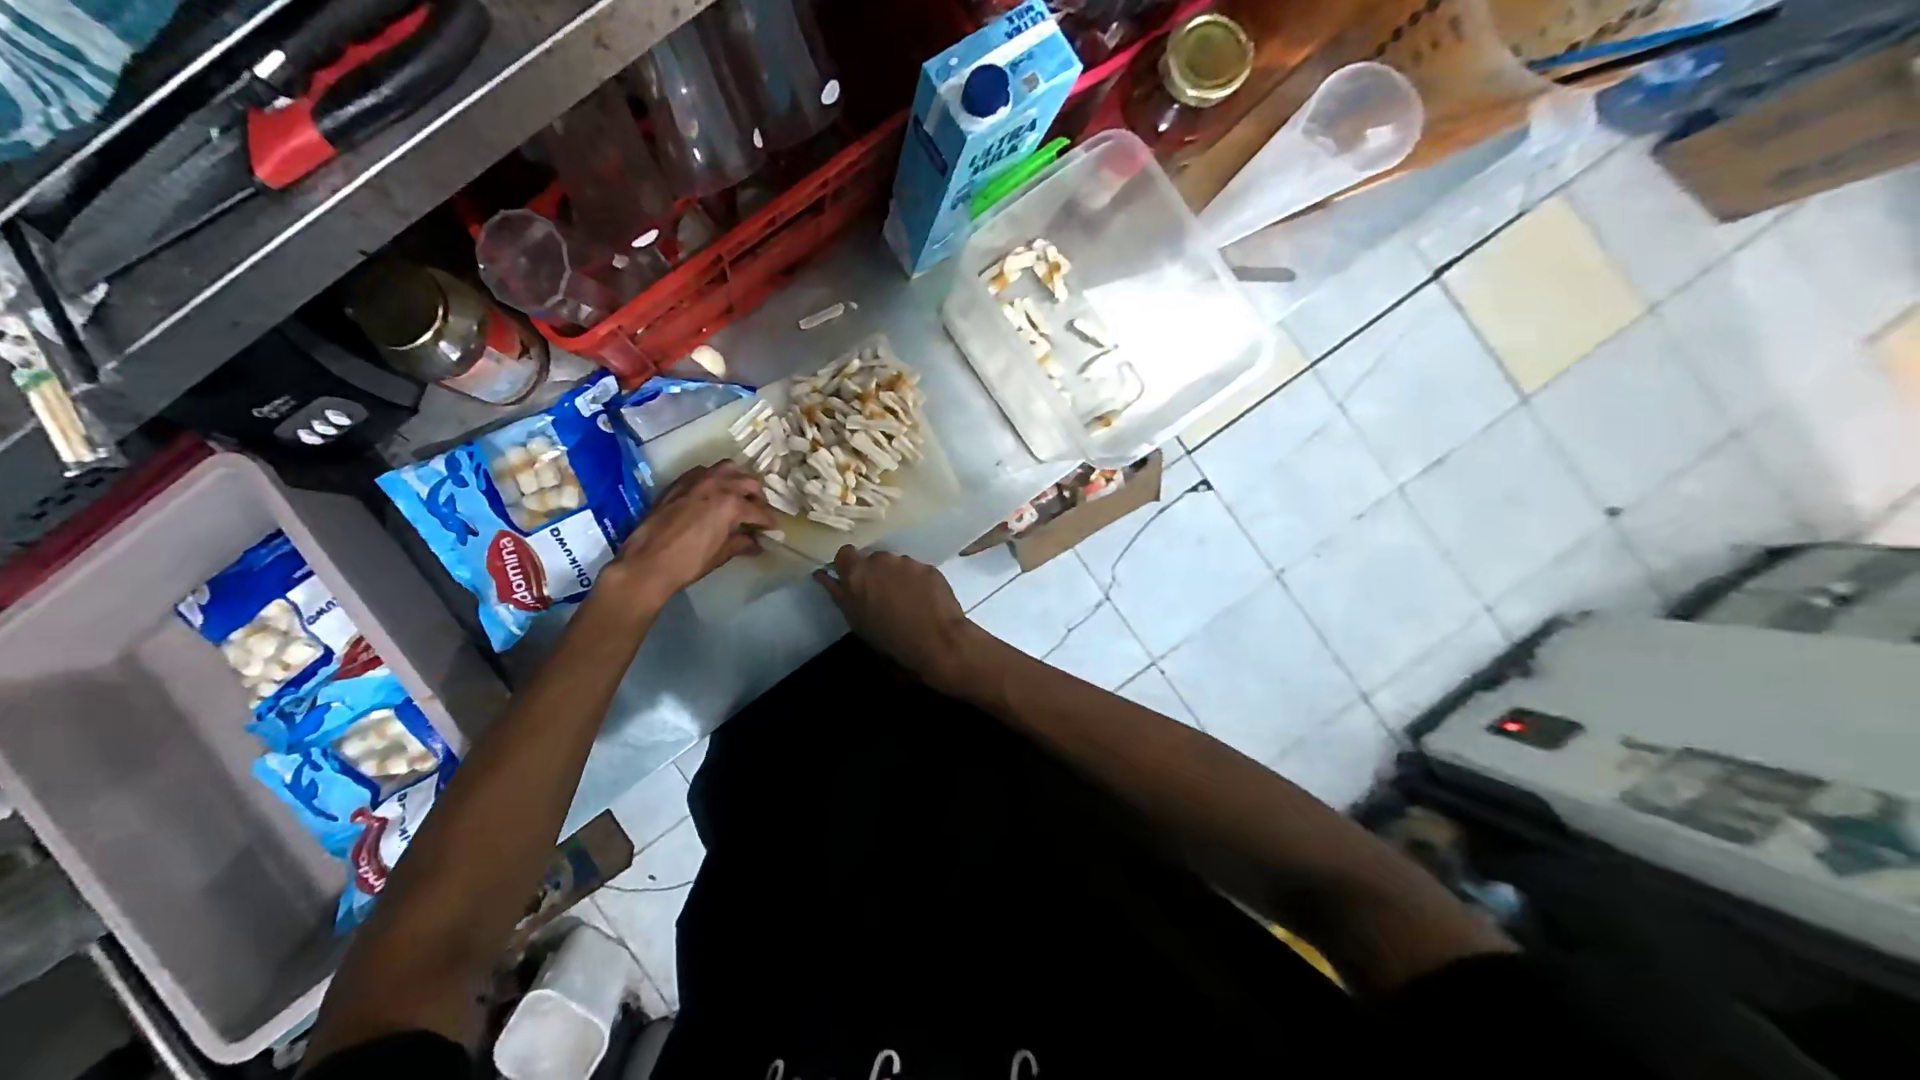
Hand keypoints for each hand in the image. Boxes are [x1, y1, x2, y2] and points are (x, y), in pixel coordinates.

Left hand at [608, 462, 776, 603]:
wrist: (647, 562)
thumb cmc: (689, 562)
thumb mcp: (722, 554)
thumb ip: (742, 543)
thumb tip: (757, 543)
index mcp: (732, 504)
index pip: (760, 511)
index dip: (769, 522)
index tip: (772, 529)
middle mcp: (718, 485)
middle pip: (749, 483)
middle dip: (757, 498)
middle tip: (757, 512)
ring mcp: (697, 480)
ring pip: (728, 468)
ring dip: (738, 480)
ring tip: (737, 495)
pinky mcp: (680, 482)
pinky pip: (704, 471)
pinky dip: (714, 478)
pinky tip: (712, 493)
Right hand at [814, 546, 979, 686]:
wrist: (936, 640)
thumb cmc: (888, 636)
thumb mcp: (855, 619)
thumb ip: (837, 593)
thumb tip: (821, 574)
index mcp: (857, 572)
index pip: (845, 553)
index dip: (849, 566)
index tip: (855, 582)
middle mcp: (881, 559)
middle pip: (873, 560)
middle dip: (876, 574)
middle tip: (882, 597)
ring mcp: (907, 562)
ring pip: (896, 565)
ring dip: (897, 578)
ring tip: (906, 602)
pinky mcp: (929, 567)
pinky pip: (917, 571)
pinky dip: (917, 582)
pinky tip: (924, 602)